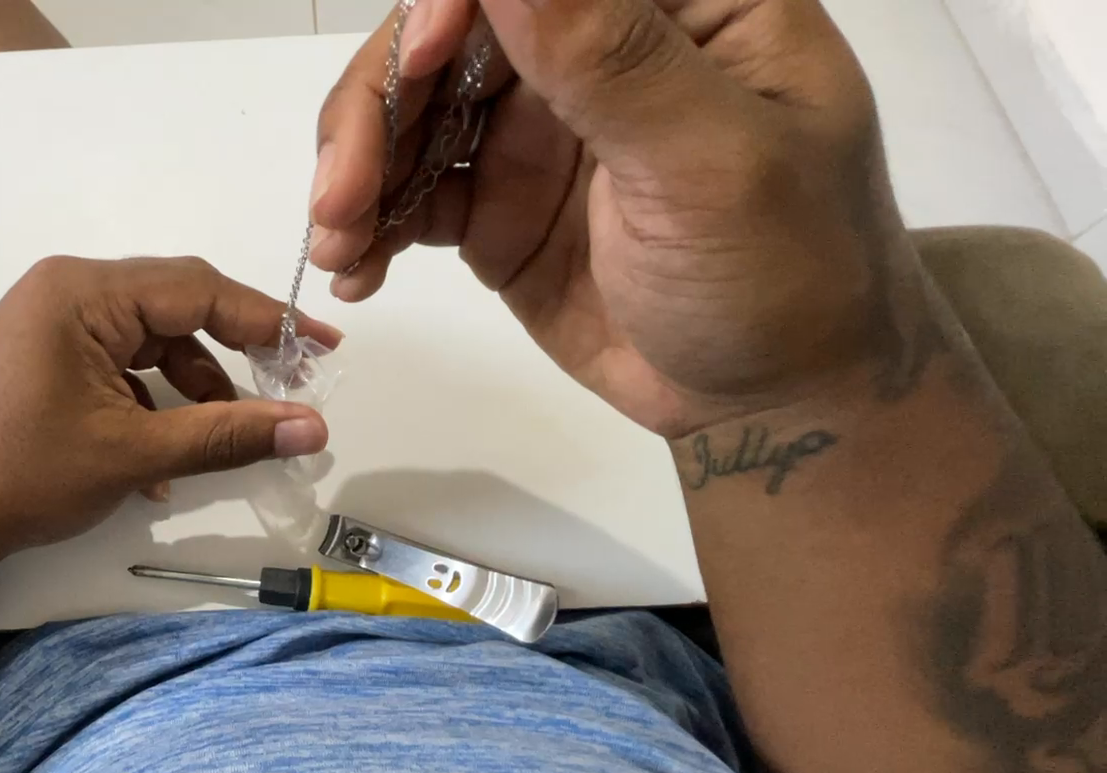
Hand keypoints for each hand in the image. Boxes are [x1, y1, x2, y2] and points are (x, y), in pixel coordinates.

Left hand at [0, 256, 340, 554]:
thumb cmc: (26, 476)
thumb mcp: (134, 453)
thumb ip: (226, 436)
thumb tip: (312, 428)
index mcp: (83, 292)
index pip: (196, 289)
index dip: (266, 319)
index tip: (322, 346)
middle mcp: (67, 293)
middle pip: (173, 313)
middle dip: (229, 359)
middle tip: (285, 391)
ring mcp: (51, 326)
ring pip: (147, 346)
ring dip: (187, 394)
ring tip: (212, 445)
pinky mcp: (45, 360)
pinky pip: (116, 370)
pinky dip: (147, 408)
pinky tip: (157, 464)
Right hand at [311, 0, 941, 437]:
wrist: (753, 395)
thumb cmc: (774, 271)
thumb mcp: (707, 161)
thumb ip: (608, 59)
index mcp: (665, 7)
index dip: (447, 7)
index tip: (415, 72)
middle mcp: (579, 60)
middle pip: (440, 50)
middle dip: (373, 119)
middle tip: (336, 205)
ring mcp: (527, 140)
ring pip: (408, 128)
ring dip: (356, 184)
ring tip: (336, 249)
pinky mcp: (490, 214)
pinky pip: (412, 204)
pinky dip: (371, 233)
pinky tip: (355, 274)